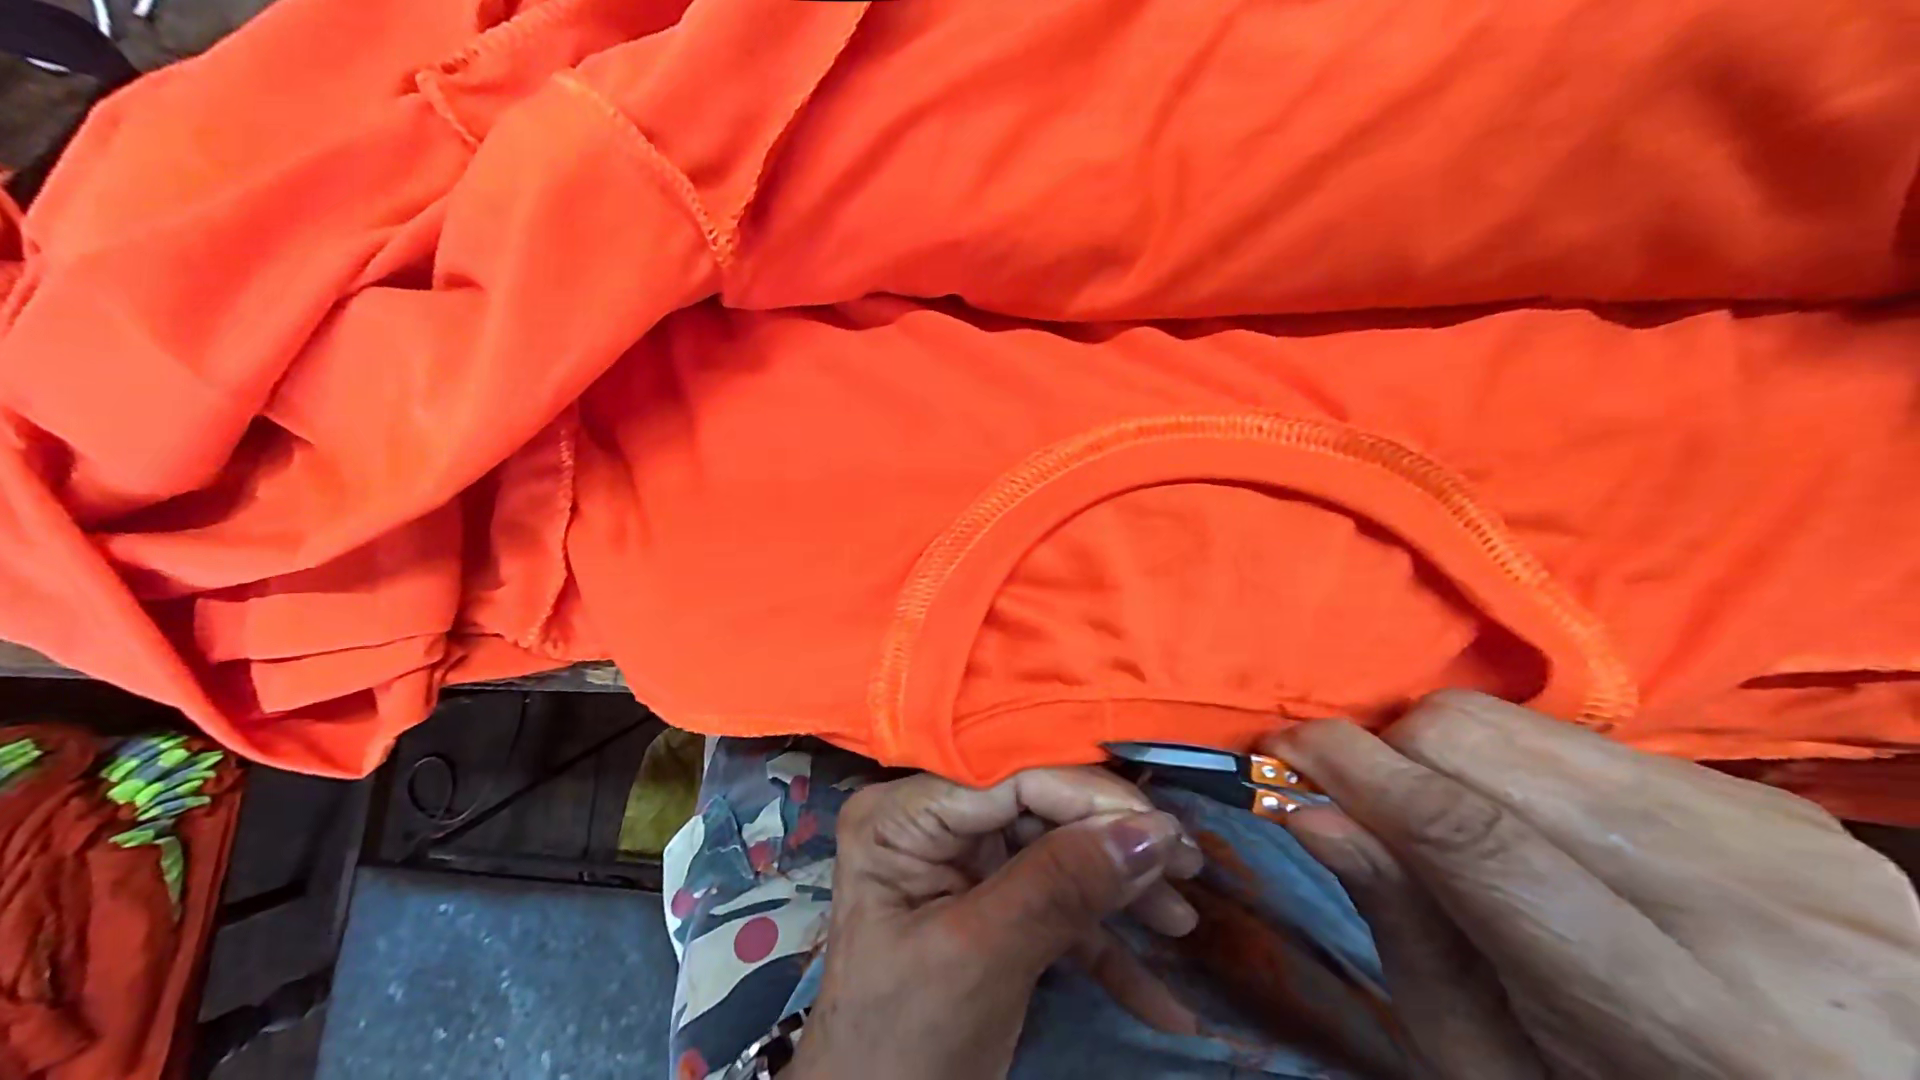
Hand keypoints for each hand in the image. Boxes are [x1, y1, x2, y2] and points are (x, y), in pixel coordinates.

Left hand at [785, 767, 1203, 1079]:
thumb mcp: (980, 958)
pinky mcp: (988, 907)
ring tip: (1180, 920)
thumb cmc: (904, 1042)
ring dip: (1118, 890)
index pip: (1006, 776)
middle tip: (1186, 866)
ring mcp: (960, 864)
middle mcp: (930, 824)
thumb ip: (1061, 885)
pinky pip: (1051, 906)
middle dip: (1110, 842)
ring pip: (1053, 853)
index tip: (1164, 827)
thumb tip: (1153, 828)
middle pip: (1037, 809)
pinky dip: (1102, 944)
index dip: (1087, 795)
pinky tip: (1159, 994)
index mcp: (901, 816)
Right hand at [1272, 691, 1919, 1079]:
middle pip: (1486, 748)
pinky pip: (1579, 739)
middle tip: (1363, 802)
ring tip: (1443, 815)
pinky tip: (1534, 825)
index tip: (1280, 750)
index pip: (1476, 841)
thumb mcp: (1488, 1063)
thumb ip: (1404, 929)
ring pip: (1522, 725)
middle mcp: (1758, 909)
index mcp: (1690, 1024)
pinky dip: (1514, 767)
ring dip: (1444, 756)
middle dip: (1390, 756)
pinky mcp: (1779, 805)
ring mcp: (1787, 842)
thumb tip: (1308, 812)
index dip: (1359, 775)